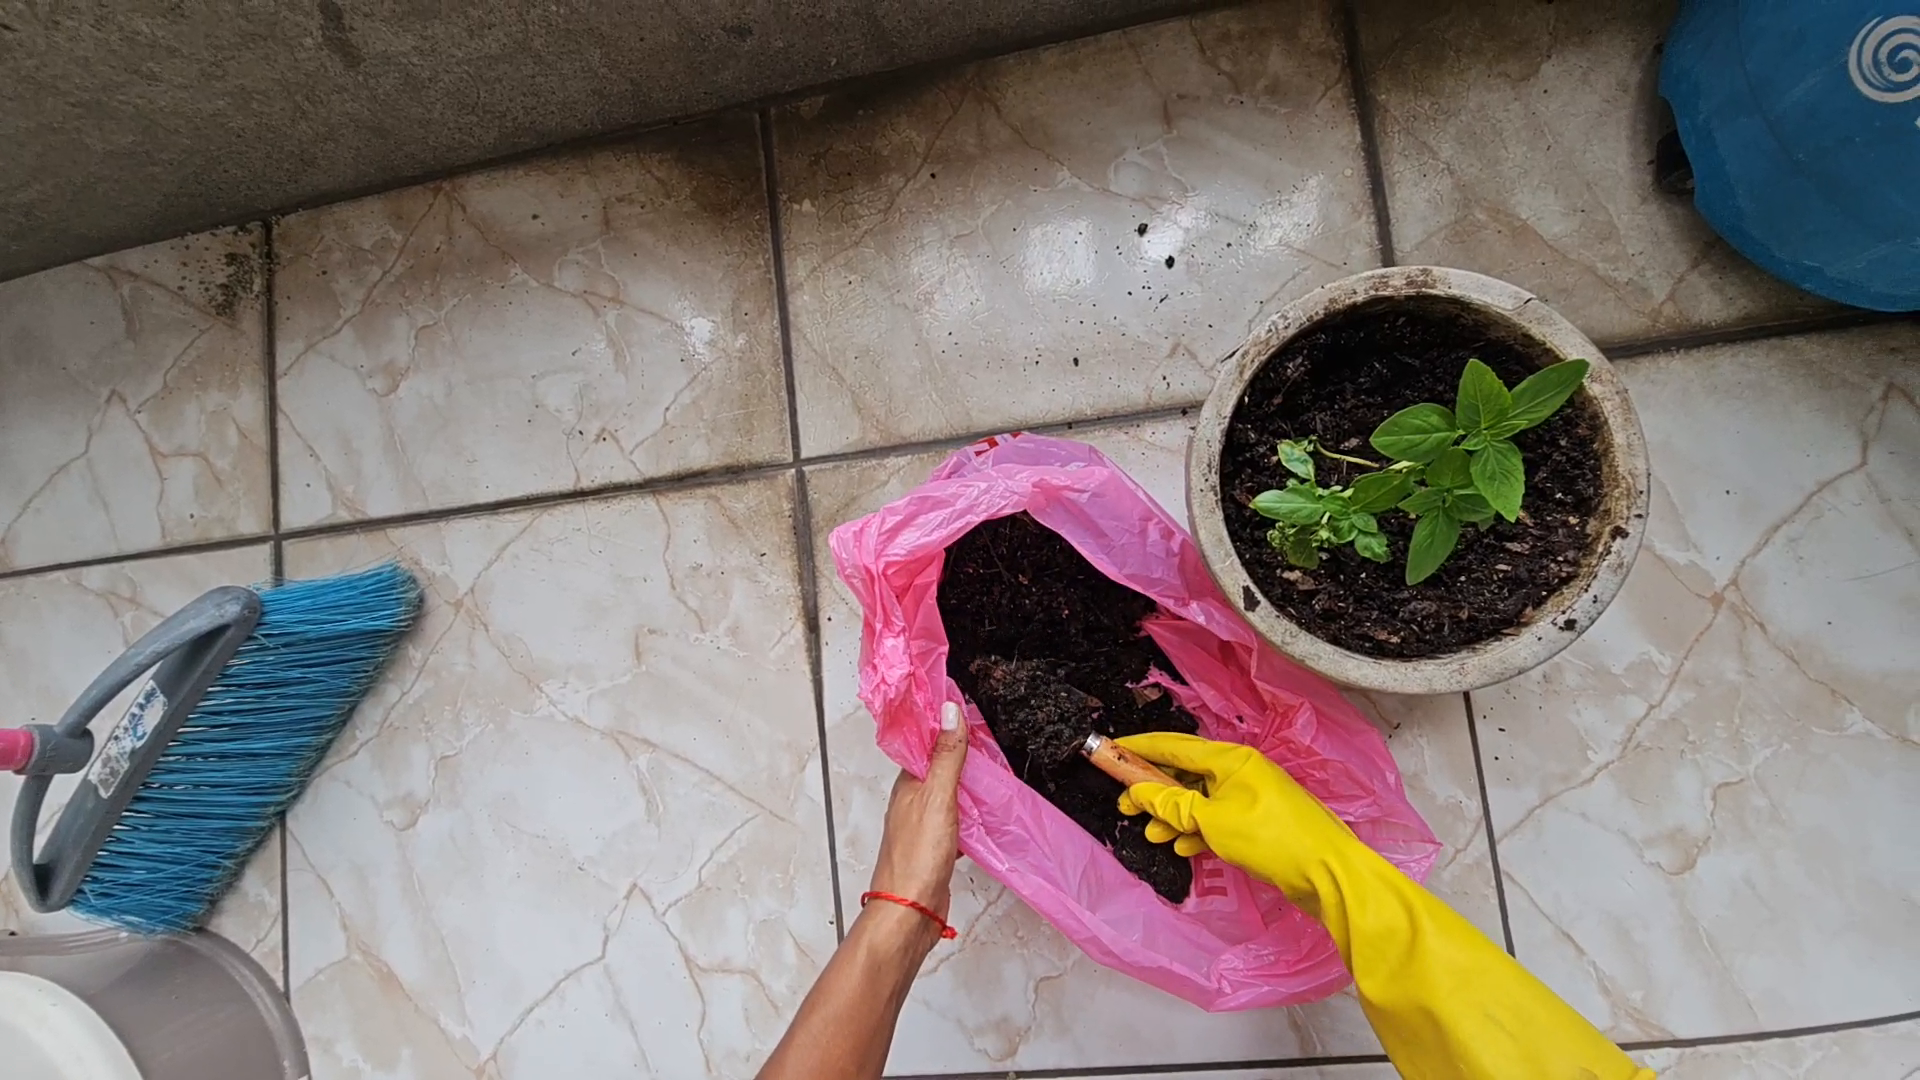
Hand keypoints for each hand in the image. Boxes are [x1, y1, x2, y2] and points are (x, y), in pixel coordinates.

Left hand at [868, 702, 967, 933]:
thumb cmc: (916, 857)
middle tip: (986, 734)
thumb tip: (949, 711)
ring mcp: (924, 822)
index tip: (964, 706)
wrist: (910, 912)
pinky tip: (984, 813)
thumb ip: (946, 756)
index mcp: (907, 782)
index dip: (943, 724)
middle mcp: (913, 798)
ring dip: (967, 780)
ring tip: (990, 768)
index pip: (925, 741)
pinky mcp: (937, 844)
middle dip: (959, 749)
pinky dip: (971, 810)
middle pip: (937, 764)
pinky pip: (957, 816)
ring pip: (949, 790)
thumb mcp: (937, 797)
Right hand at [1114, 732, 1364, 901]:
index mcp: (1229, 758)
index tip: (1110, 749)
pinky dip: (1197, 830)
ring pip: (1198, 798)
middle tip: (1126, 806)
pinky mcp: (1256, 821)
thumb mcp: (1213, 821)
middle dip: (1153, 790)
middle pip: (1183, 772)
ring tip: (1153, 834)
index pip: (1173, 745)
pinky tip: (1183, 846)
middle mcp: (1238, 770)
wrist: (1330, 876)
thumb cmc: (1270, 839)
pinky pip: (1216, 817)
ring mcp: (1249, 795)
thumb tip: (1140, 791)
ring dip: (1173, 815)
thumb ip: (1172, 804)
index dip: (1139, 747)